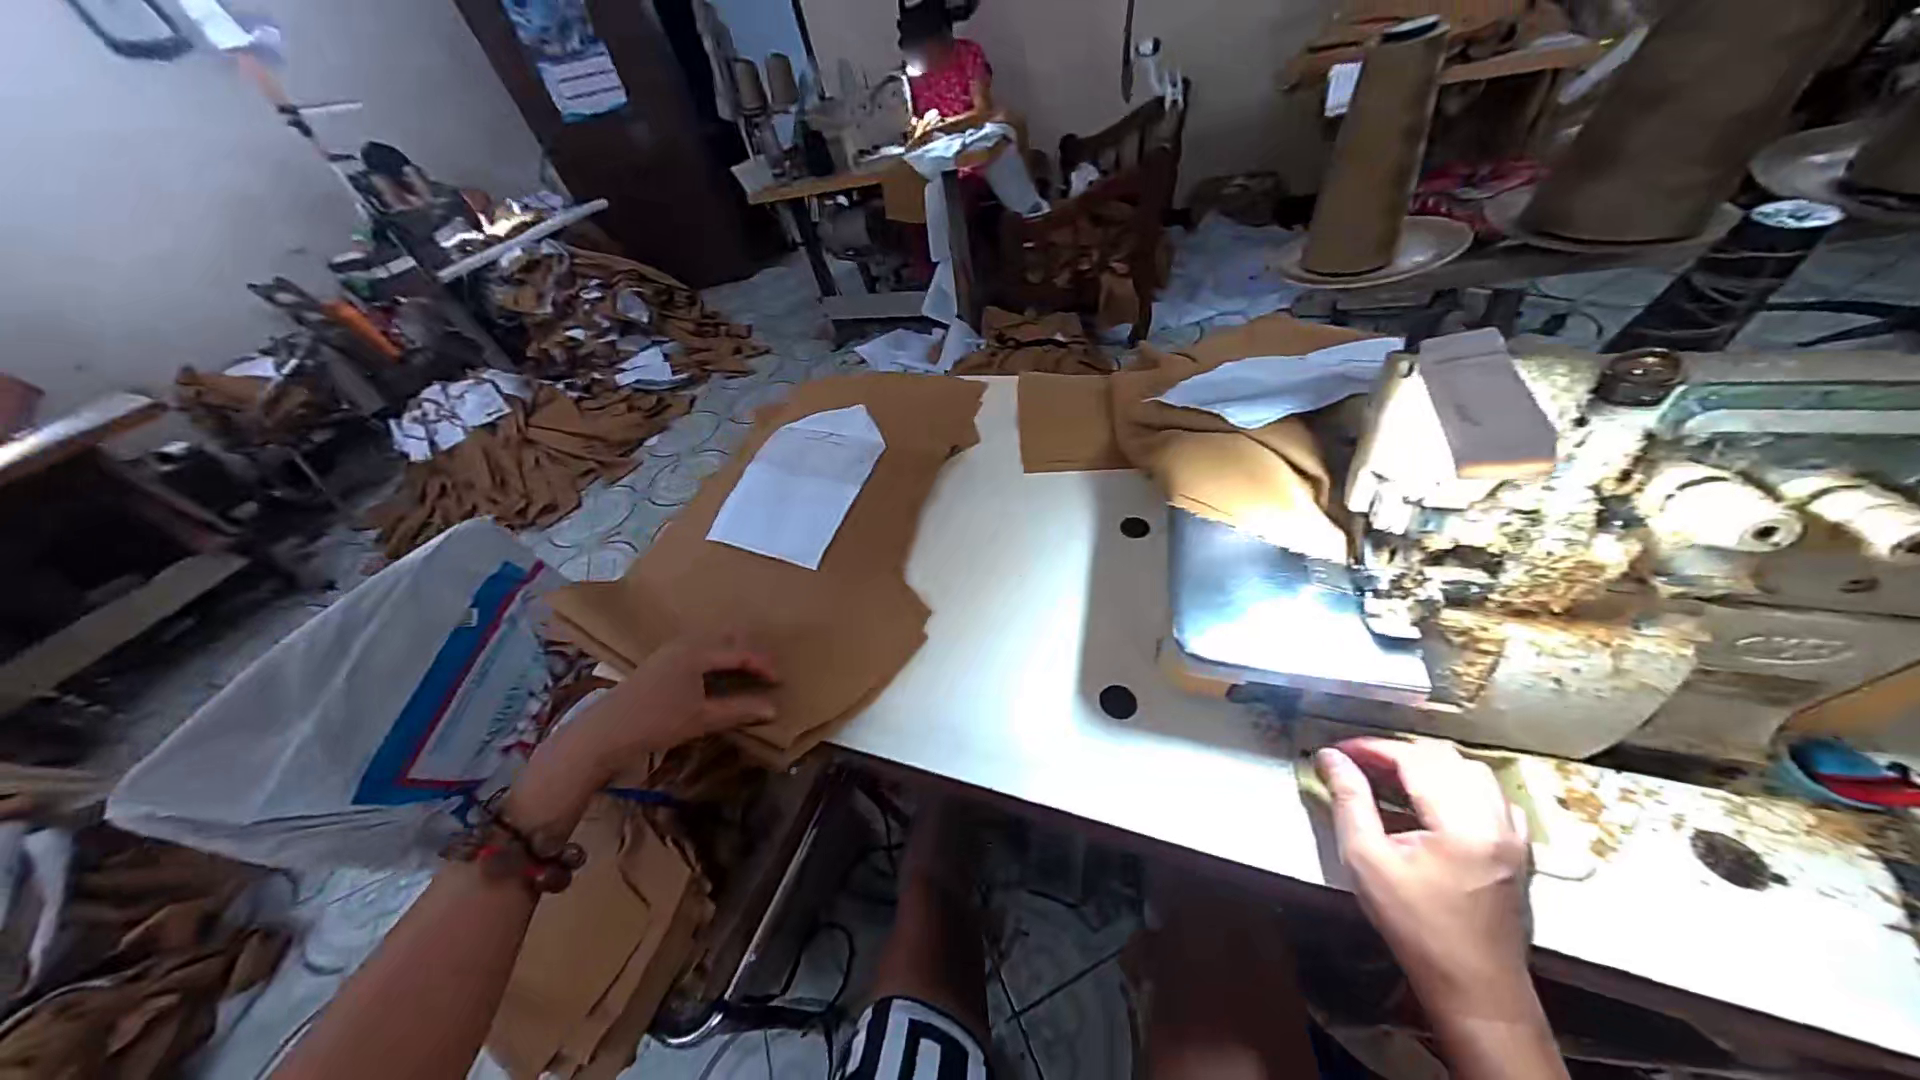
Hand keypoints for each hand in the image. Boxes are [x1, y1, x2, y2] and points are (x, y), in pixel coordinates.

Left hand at [511, 632, 776, 826]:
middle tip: (766, 673)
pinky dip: (715, 660)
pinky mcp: (659, 663)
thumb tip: (773, 709)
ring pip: (711, 644)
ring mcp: (669, 651)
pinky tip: (718, 677)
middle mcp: (684, 643)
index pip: (740, 651)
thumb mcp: (702, 718)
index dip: (763, 665)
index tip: (780, 680)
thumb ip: (740, 710)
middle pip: (726, 639)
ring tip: (747, 674)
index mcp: (697, 651)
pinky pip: (698, 651)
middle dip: (749, 653)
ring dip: (731, 656)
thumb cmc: (656, 722)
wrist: (603, 733)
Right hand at [1315, 738, 1532, 1015]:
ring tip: (1392, 777)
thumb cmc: (1413, 923)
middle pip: (1445, 758)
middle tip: (1360, 762)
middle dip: (1398, 752)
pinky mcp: (1519, 850)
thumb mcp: (1365, 858)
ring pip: (1472, 772)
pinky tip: (1434, 801)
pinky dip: (1459, 785)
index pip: (1415, 759)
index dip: (1372, 747)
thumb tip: (1331, 757)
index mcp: (1462, 824)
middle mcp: (1496, 821)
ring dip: (1429, 765)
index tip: (1340, 751)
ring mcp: (1514, 836)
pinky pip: (1492, 797)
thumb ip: (1349, 799)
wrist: (1473, 984)